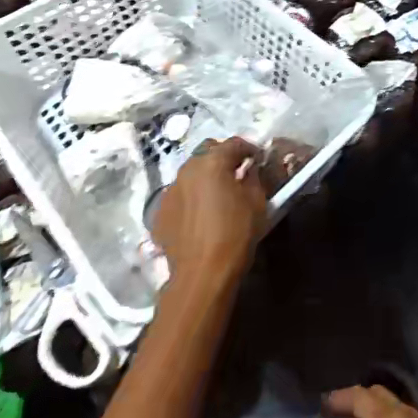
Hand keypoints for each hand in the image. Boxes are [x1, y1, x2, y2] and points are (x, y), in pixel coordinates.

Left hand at [152, 137, 266, 282]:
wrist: (202, 274)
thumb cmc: (236, 233)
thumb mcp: (257, 202)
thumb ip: (253, 178)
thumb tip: (249, 170)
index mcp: (212, 163)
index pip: (234, 143)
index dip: (249, 149)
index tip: (258, 159)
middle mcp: (187, 170)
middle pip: (206, 151)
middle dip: (223, 157)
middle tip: (237, 172)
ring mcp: (169, 192)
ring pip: (190, 173)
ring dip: (205, 177)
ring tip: (218, 194)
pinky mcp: (159, 213)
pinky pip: (179, 195)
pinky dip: (191, 197)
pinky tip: (201, 214)